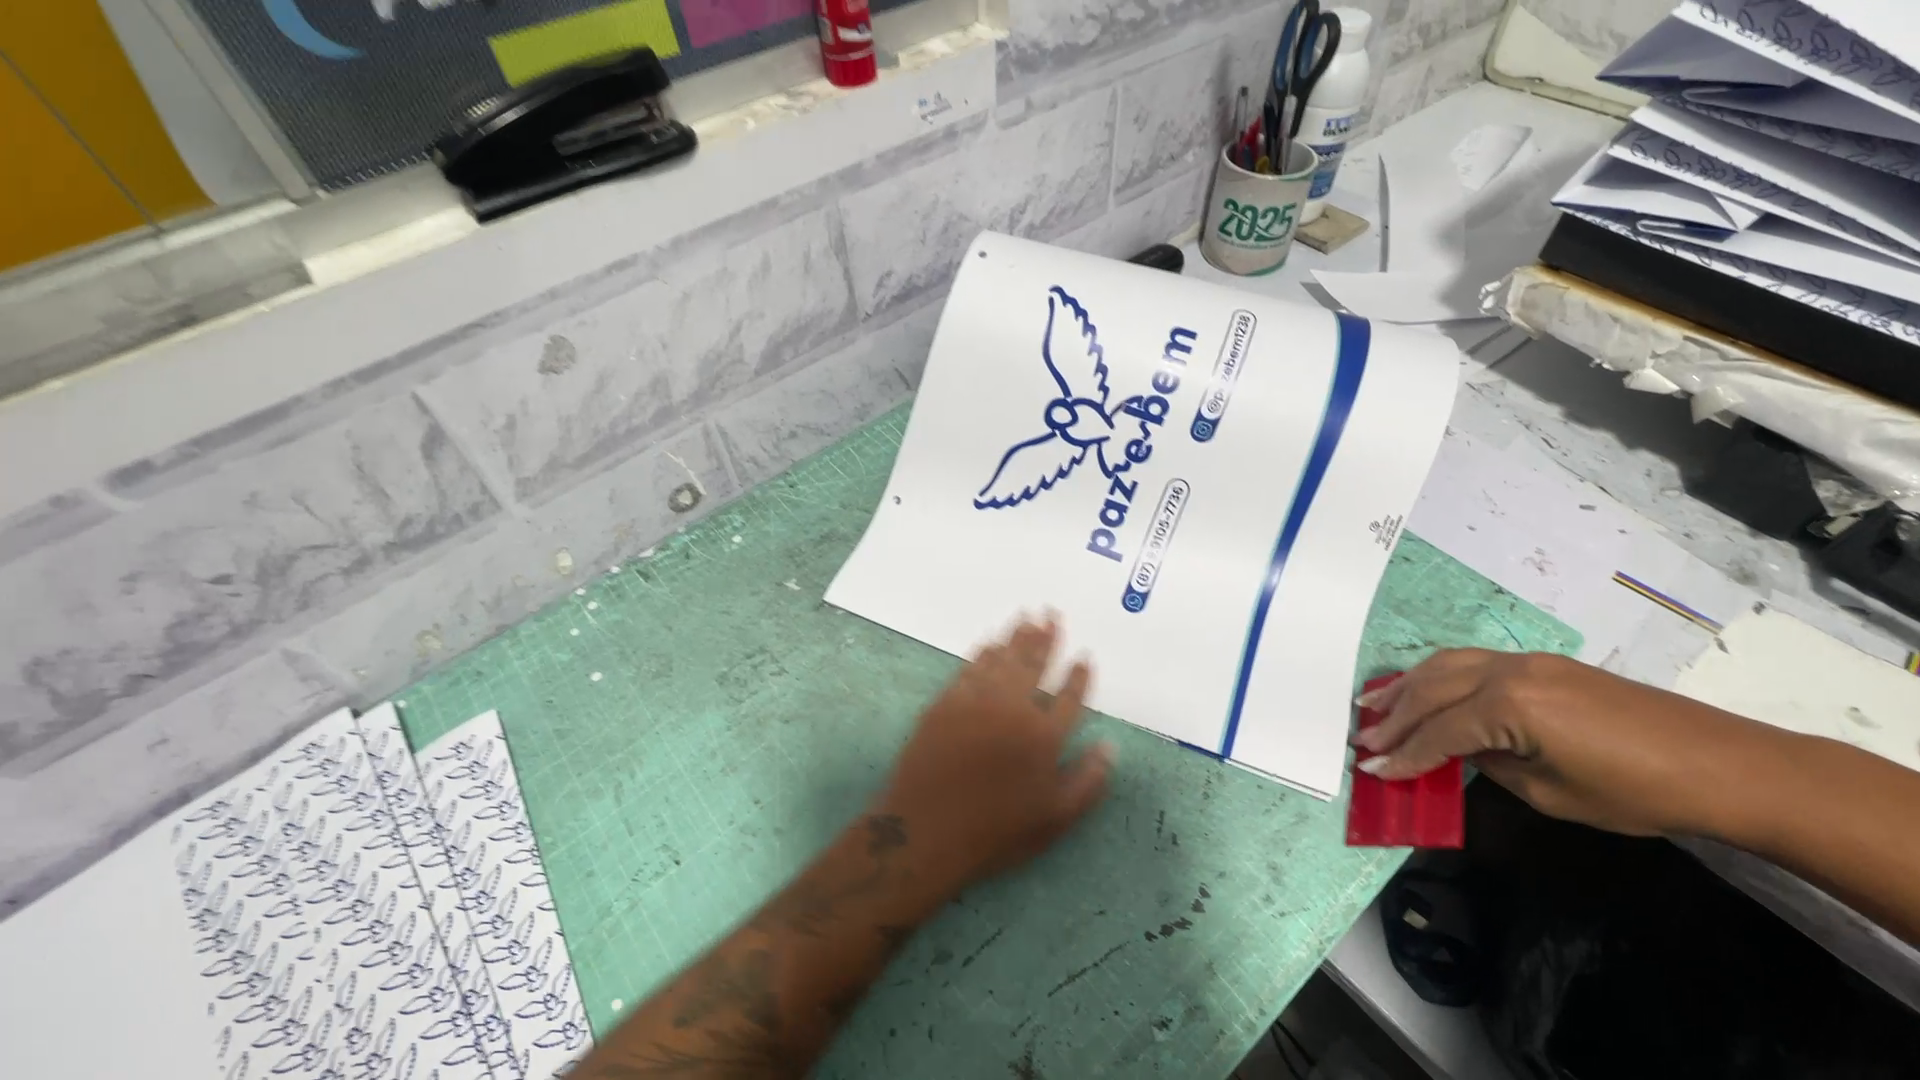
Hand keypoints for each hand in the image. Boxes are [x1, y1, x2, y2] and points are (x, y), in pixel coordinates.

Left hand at [876, 614, 1113, 895]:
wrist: (926, 832)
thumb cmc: (996, 832)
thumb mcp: (1056, 818)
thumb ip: (1089, 780)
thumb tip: (1110, 745)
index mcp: (1045, 737)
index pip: (1069, 696)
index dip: (1078, 675)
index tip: (1083, 655)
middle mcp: (1013, 710)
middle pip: (1034, 665)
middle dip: (1045, 638)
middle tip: (1051, 613)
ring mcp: (975, 703)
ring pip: (1001, 660)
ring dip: (1015, 637)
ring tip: (1026, 616)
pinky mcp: (945, 705)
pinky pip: (968, 669)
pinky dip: (982, 653)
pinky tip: (989, 643)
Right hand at [1355, 649, 1773, 837]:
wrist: (1721, 765)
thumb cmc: (1636, 792)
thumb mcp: (1551, 793)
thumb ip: (1493, 764)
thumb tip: (1462, 750)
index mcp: (1510, 706)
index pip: (1439, 732)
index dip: (1403, 754)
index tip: (1370, 770)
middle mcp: (1509, 672)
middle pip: (1432, 689)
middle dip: (1393, 715)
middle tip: (1361, 736)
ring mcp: (1527, 661)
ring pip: (1446, 665)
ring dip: (1407, 685)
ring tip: (1374, 702)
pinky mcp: (1544, 663)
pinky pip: (1472, 662)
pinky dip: (1439, 675)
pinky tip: (1424, 687)